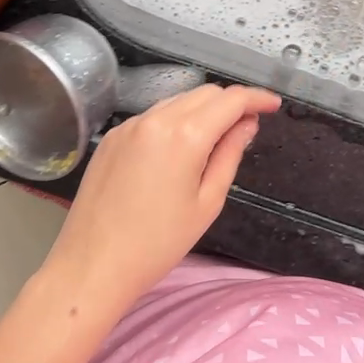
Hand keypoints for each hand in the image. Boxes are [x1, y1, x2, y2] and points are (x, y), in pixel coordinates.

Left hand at [45, 84, 280, 306]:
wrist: (90, 269)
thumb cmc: (157, 244)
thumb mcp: (207, 203)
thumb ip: (230, 155)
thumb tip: (246, 124)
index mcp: (185, 135)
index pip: (232, 100)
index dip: (257, 98)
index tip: (273, 106)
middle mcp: (157, 118)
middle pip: (206, 93)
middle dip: (231, 104)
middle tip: (245, 128)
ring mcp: (130, 125)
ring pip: (179, 100)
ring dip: (202, 110)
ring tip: (211, 141)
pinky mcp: (112, 137)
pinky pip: (154, 115)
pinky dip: (174, 121)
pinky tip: (175, 151)